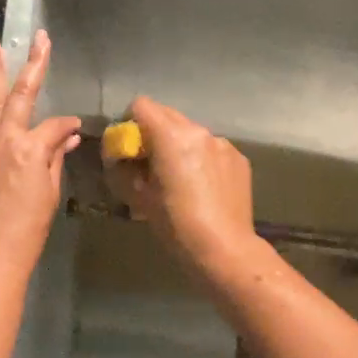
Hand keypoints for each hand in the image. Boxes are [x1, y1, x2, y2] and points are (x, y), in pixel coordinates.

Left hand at [0, 32, 81, 275]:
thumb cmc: (28, 226)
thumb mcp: (50, 192)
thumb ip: (55, 157)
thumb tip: (66, 135)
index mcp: (28, 147)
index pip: (52, 124)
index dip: (66, 123)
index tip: (74, 125)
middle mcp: (2, 138)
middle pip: (14, 94)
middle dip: (20, 65)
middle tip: (18, 39)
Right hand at [107, 97, 258, 268]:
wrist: (226, 251)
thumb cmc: (177, 225)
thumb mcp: (139, 198)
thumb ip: (123, 169)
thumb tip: (118, 157)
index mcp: (172, 136)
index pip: (141, 105)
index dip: (129, 122)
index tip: (129, 147)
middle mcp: (198, 131)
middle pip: (166, 114)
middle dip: (153, 132)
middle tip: (149, 162)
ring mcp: (222, 143)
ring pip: (190, 132)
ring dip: (179, 144)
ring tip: (179, 177)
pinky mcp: (238, 158)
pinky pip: (211, 148)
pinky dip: (201, 158)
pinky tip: (203, 187)